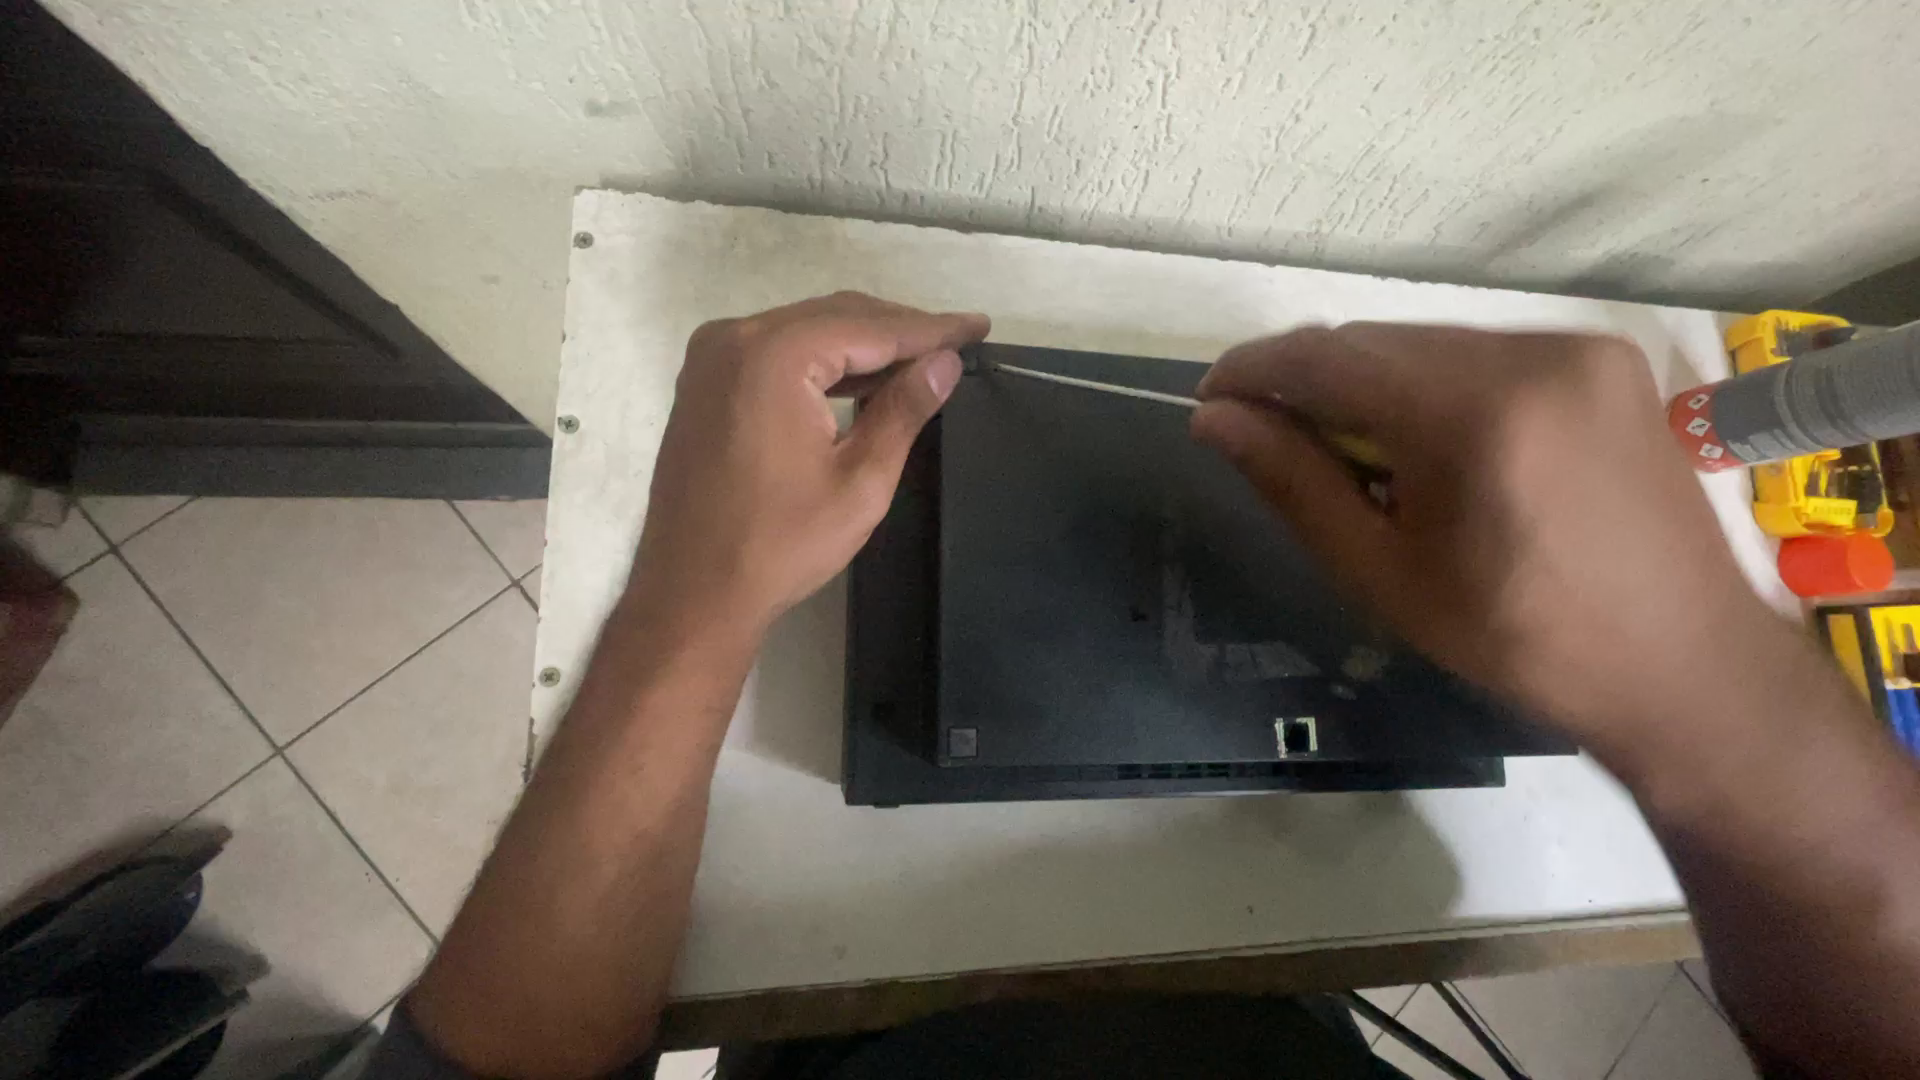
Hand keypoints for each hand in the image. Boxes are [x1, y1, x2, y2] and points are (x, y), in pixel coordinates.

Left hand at [629, 291, 988, 635]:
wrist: (693, 592)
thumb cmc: (781, 544)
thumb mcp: (859, 481)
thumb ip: (903, 410)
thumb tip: (945, 363)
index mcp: (773, 356)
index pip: (870, 327)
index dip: (931, 328)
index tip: (977, 326)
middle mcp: (735, 338)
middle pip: (835, 317)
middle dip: (899, 330)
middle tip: (956, 342)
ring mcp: (713, 358)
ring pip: (807, 332)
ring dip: (863, 345)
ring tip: (921, 361)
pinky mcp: (706, 383)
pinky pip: (777, 353)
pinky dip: (823, 362)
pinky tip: (863, 381)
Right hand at [1190, 323, 1778, 755]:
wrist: (1682, 663)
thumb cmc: (1511, 635)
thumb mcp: (1377, 569)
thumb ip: (1291, 480)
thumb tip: (1213, 420)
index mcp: (1473, 414)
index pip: (1328, 358)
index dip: (1253, 370)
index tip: (1208, 399)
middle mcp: (1531, 354)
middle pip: (1372, 341)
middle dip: (1303, 379)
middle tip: (1264, 435)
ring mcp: (1577, 349)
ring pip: (1419, 343)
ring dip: (1359, 384)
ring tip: (1343, 453)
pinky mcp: (1600, 359)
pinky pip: (1472, 353)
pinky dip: (1418, 385)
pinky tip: (1415, 443)